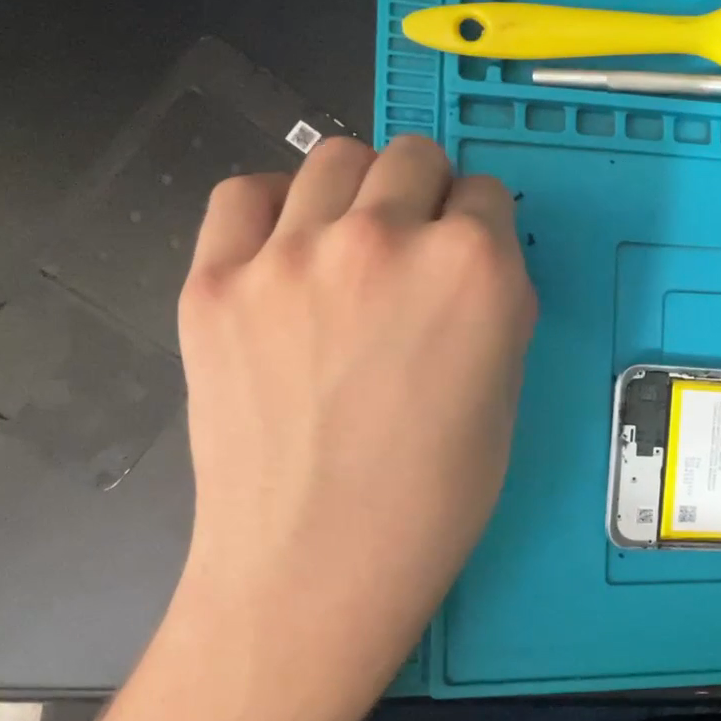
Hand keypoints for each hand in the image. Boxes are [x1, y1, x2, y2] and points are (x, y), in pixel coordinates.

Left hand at [0, 137, 534, 720]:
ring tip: (353, 248)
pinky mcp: (214, 278)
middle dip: (429, 193)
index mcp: (476, 268)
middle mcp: (387, 238)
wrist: (317, 564)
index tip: (471, 259)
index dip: (484, 228)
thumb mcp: (506, 389)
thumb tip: (472, 264)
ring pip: (336, 157)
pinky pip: (246, 193)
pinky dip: (275, 209)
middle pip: (414, 156)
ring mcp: (291, 253)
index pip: (488, 193)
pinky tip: (287, 252)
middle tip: (418, 249)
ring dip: (360, 190)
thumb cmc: (438, 494)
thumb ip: (496, 305)